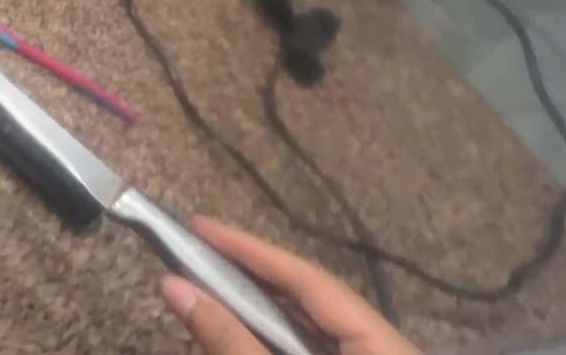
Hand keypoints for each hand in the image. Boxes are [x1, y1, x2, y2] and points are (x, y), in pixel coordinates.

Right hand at [160, 217, 420, 354]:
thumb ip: (230, 341)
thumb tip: (170, 284)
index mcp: (391, 349)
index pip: (313, 281)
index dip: (253, 250)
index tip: (197, 224)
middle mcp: (395, 352)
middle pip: (319, 300)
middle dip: (255, 274)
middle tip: (197, 250)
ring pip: (321, 329)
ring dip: (264, 307)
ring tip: (214, 286)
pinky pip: (325, 350)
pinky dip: (280, 337)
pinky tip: (249, 332)